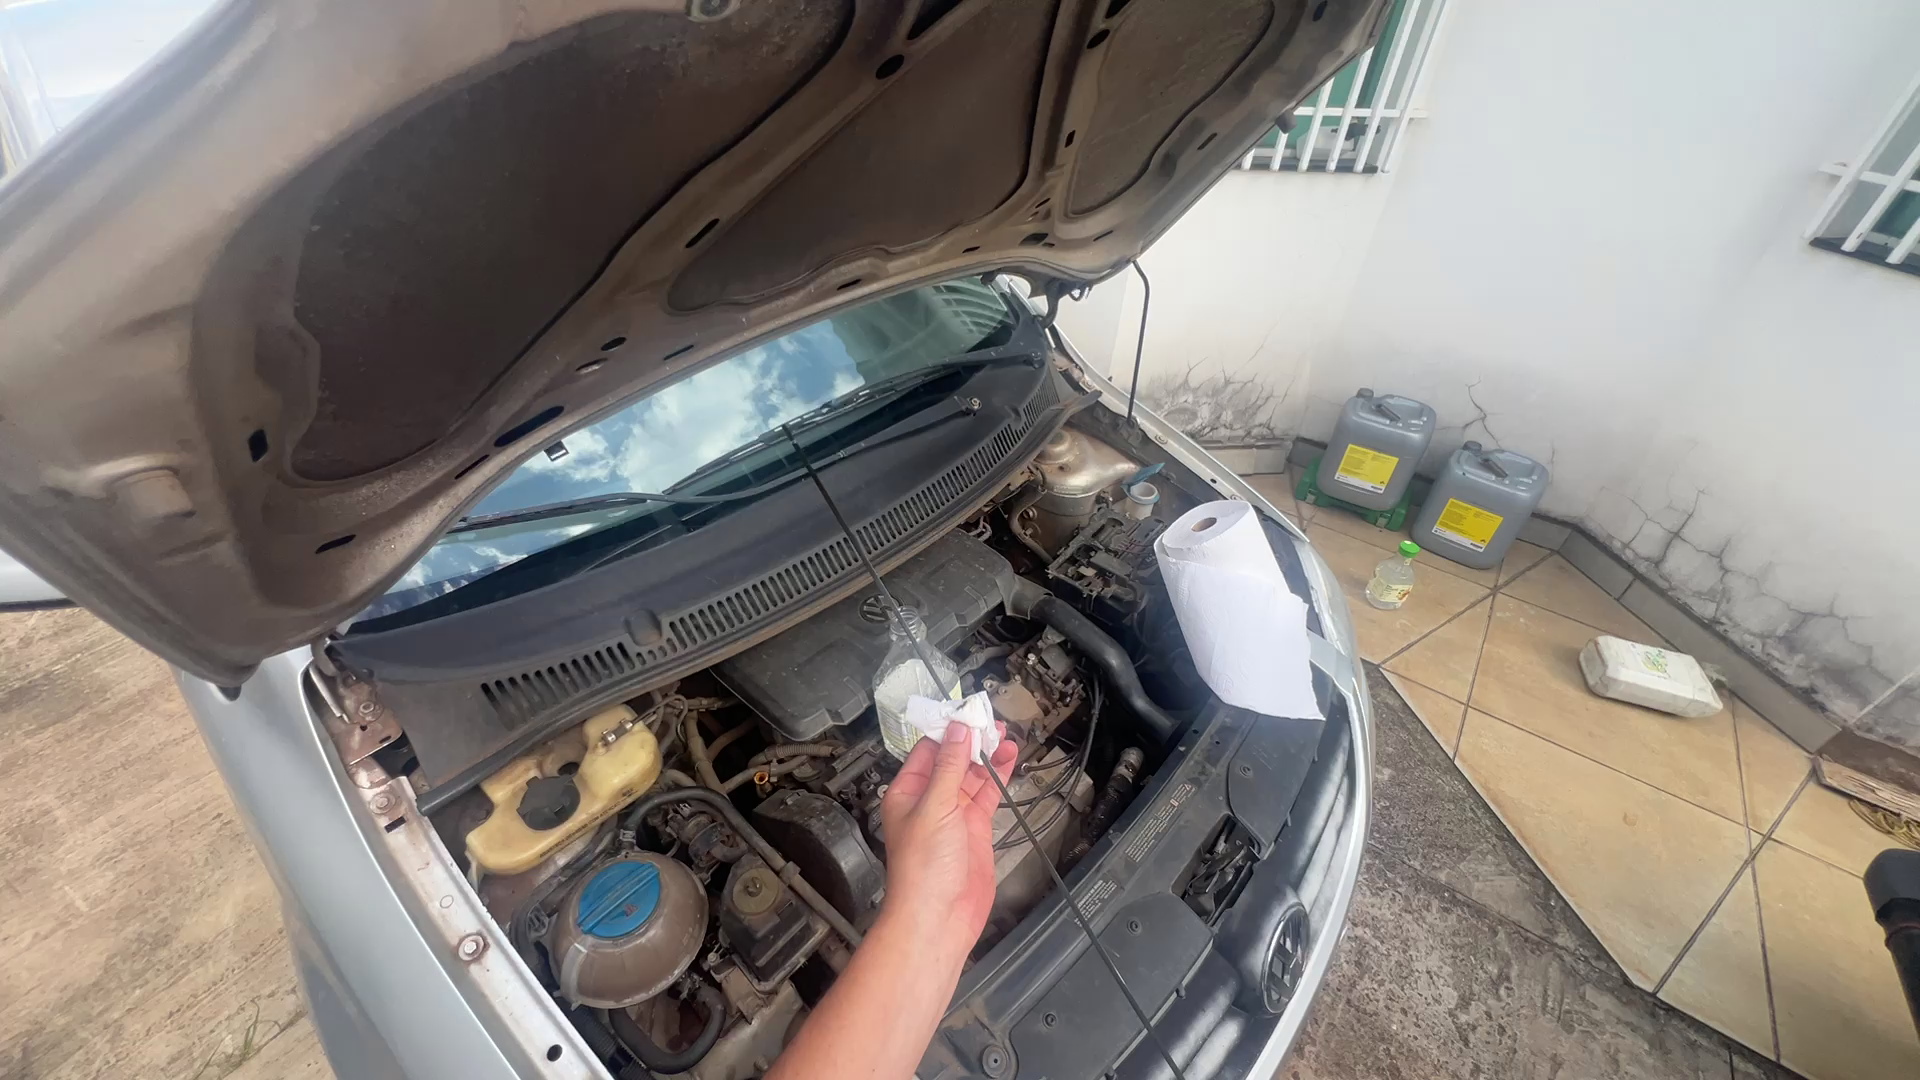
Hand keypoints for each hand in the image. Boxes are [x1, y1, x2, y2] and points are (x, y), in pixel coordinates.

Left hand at [878, 720, 1017, 957]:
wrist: (939, 918)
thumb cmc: (922, 870)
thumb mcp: (935, 807)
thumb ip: (949, 767)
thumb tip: (957, 731)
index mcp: (908, 791)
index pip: (928, 749)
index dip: (947, 729)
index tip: (966, 711)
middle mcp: (930, 799)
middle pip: (952, 758)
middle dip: (971, 738)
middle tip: (990, 719)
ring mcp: (954, 813)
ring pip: (972, 773)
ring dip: (987, 754)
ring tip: (1004, 734)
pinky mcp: (975, 827)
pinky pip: (987, 793)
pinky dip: (998, 775)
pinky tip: (1008, 758)